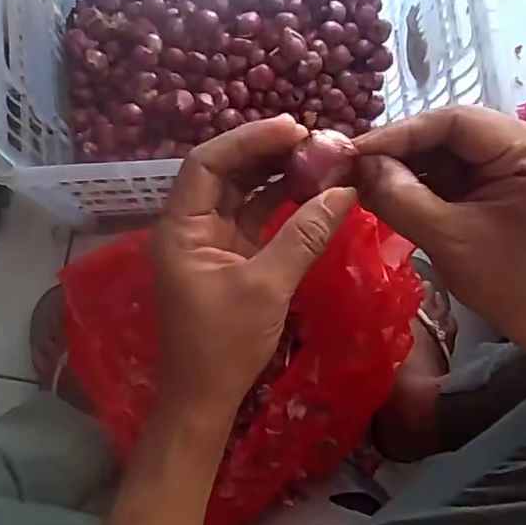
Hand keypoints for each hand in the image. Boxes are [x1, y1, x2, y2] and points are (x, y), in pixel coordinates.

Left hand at [153, 116, 358, 420]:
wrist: (205, 397)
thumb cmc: (224, 345)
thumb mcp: (266, 287)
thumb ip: (304, 235)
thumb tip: (345, 191)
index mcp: (180, 227)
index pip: (207, 164)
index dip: (248, 139)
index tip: (293, 127)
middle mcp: (189, 226)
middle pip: (225, 173)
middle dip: (267, 153)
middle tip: (314, 139)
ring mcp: (209, 241)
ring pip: (241, 193)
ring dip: (276, 175)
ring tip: (319, 157)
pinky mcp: (228, 256)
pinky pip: (253, 217)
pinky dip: (280, 203)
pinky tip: (311, 189)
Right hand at [354, 106, 525, 358]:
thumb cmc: (511, 286)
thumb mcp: (447, 238)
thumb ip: (399, 195)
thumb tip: (359, 165)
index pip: (456, 121)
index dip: (398, 133)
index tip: (354, 151)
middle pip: (455, 133)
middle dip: (402, 151)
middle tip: (355, 168)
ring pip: (456, 151)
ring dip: (411, 167)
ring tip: (367, 182)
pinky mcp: (520, 181)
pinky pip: (465, 171)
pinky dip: (429, 182)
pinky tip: (395, 191)